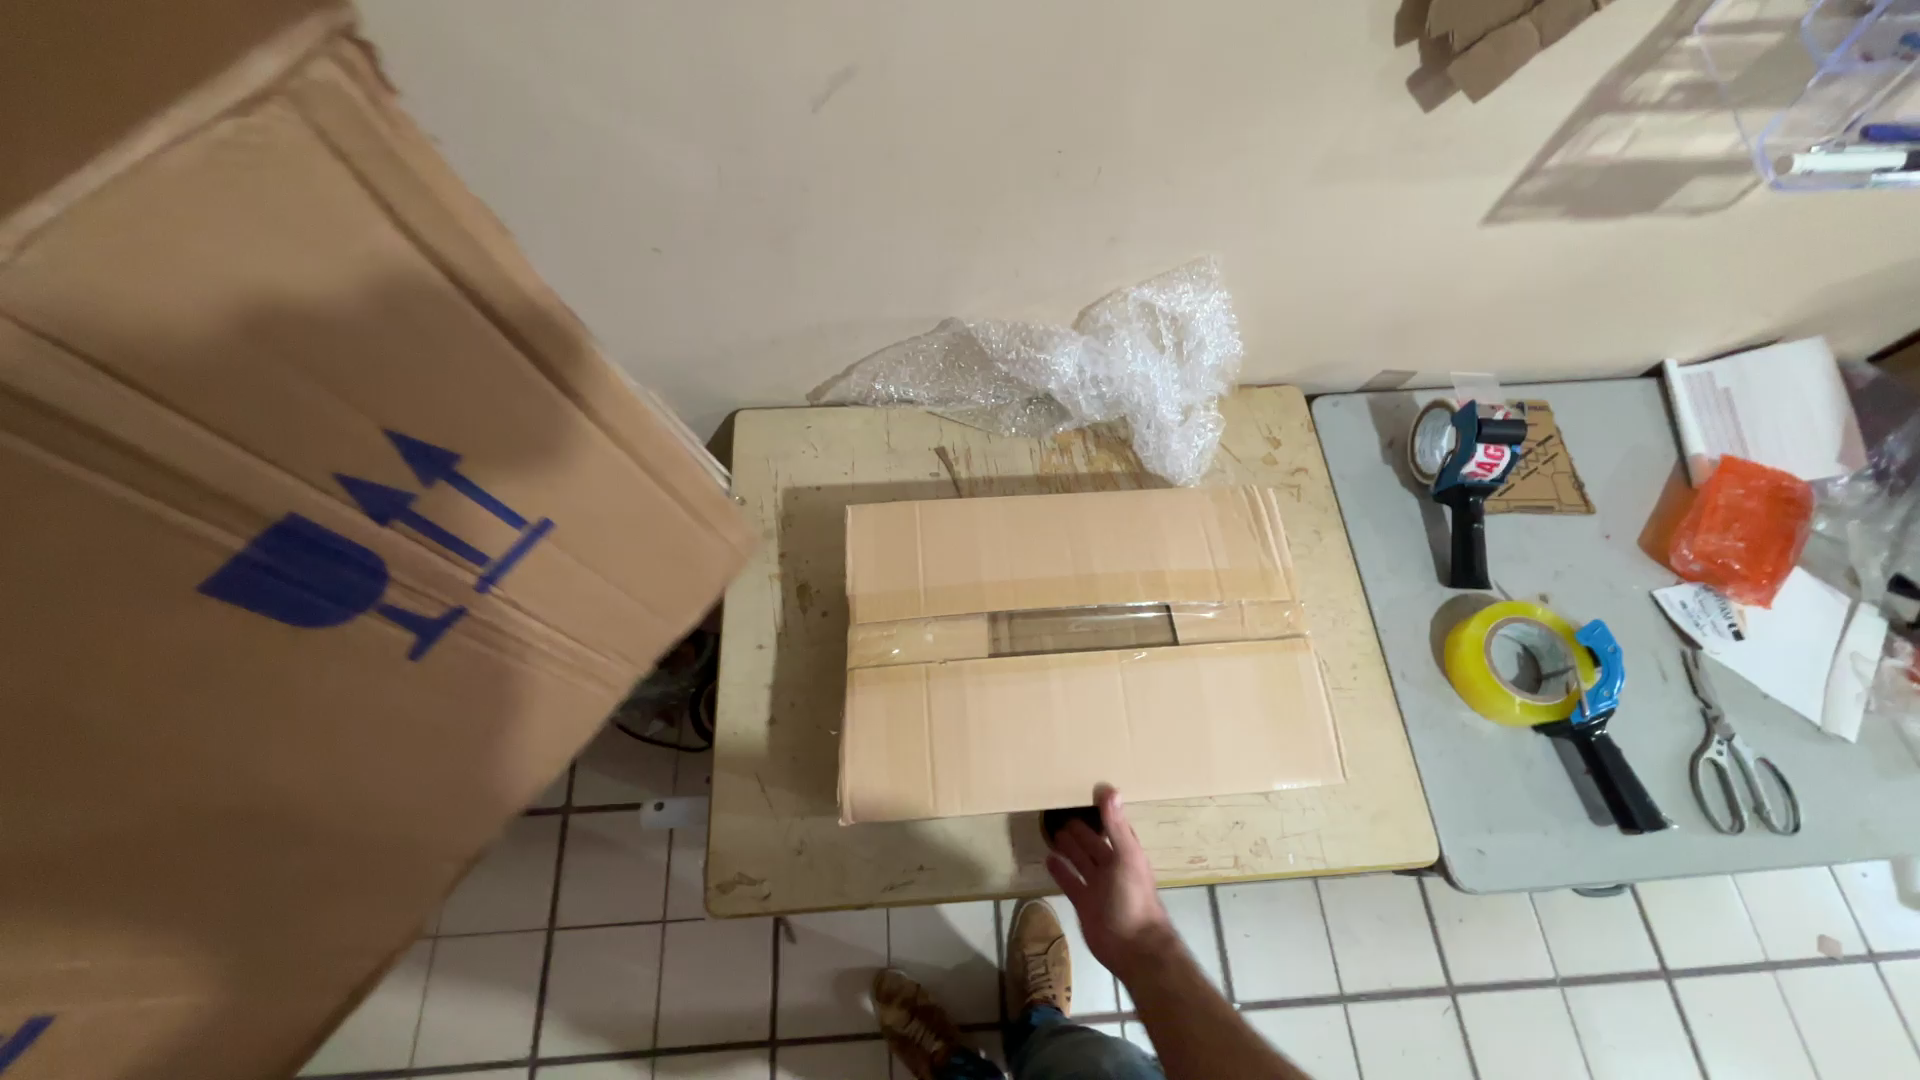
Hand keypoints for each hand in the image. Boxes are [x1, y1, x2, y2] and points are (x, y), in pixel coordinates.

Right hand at [1045, 785, 1177, 978]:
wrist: (1133, 947)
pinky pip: (1070, 882)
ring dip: (1069, 848)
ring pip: (1081, 862)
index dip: (1103, 814)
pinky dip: (1060, 871)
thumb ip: (1115, 825)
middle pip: (1094, 844)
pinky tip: (1048, 858)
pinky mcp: (1084, 903)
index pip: (1114, 828)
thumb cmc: (1133, 897)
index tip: (1087, 795)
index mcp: (1127, 854)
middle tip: (1061, 814)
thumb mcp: (1126, 856)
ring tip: (1053, 832)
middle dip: (1081, 831)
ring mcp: (1098, 886)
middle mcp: (1112, 868)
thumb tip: (1109, 789)